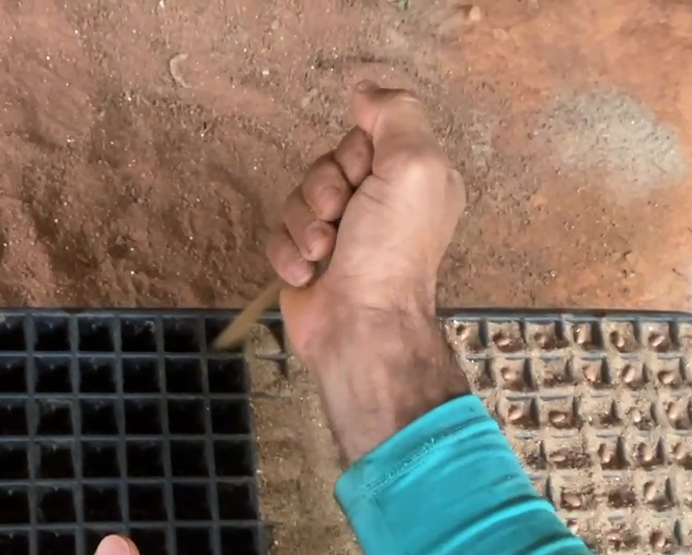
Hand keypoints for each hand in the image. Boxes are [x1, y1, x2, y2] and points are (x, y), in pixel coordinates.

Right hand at [267, 82, 471, 461]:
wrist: (357, 325)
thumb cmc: (389, 250)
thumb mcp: (414, 164)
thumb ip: (395, 114)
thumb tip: (363, 92)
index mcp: (408, 179)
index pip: (361, 138)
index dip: (353, 156)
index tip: (365, 181)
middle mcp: (373, 204)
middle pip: (323, 167)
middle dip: (323, 192)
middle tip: (339, 220)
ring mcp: (335, 236)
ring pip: (295, 201)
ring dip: (304, 228)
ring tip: (323, 255)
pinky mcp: (302, 263)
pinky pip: (277, 238)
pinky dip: (288, 257)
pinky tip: (307, 277)